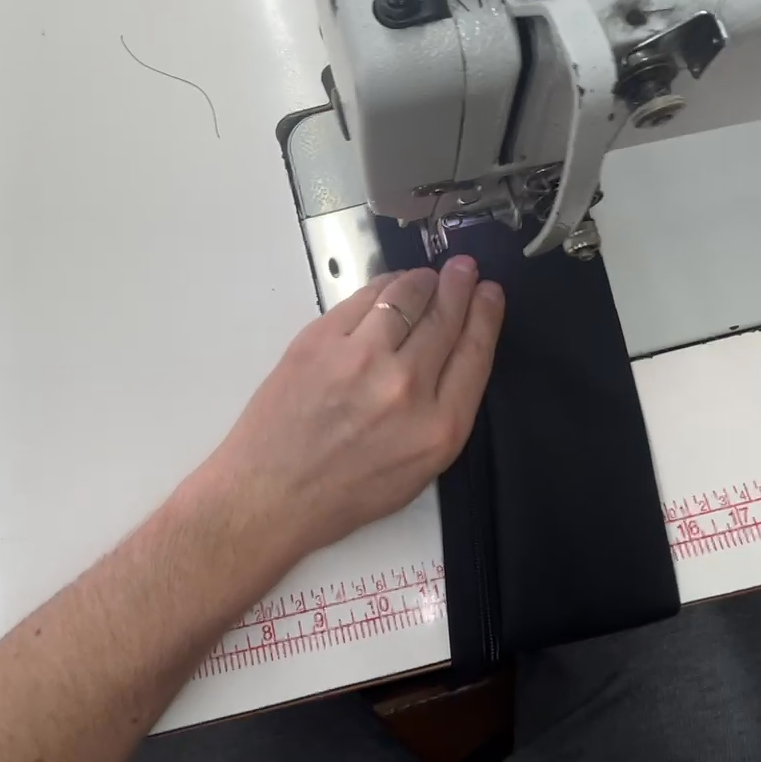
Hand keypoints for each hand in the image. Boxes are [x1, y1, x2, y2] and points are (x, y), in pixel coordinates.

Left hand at [194, 257, 504, 561]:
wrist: (270, 493)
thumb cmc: (343, 493)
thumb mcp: (418, 471)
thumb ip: (442, 414)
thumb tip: (451, 357)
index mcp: (438, 427)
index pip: (475, 352)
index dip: (486, 315)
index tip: (490, 295)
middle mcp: (405, 386)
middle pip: (445, 318)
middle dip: (460, 286)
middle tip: (465, 268)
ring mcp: (360, 357)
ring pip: (406, 297)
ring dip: (423, 280)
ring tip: (429, 275)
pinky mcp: (321, 338)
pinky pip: (364, 297)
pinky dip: (384, 285)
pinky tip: (390, 286)